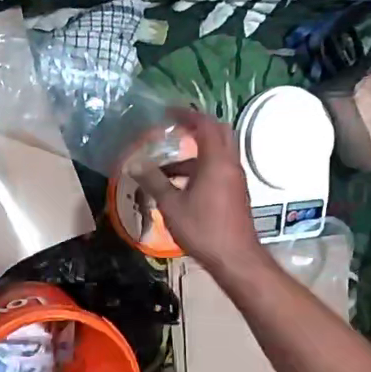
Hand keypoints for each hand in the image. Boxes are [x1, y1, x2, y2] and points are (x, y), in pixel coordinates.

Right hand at [131, 110, 267, 274]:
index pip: (205, 125)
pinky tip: (179, 187)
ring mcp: (234, 179)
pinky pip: (217, 169)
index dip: (187, 115)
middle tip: (174, 129)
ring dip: (193, 154)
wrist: (235, 258)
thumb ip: (154, 181)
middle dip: (196, 127)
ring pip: (216, 154)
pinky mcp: (234, 193)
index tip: (168, 113)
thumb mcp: (171, 205)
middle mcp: (230, 164)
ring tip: (165, 168)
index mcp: (216, 161)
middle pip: (218, 133)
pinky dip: (199, 169)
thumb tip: (135, 164)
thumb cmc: (203, 229)